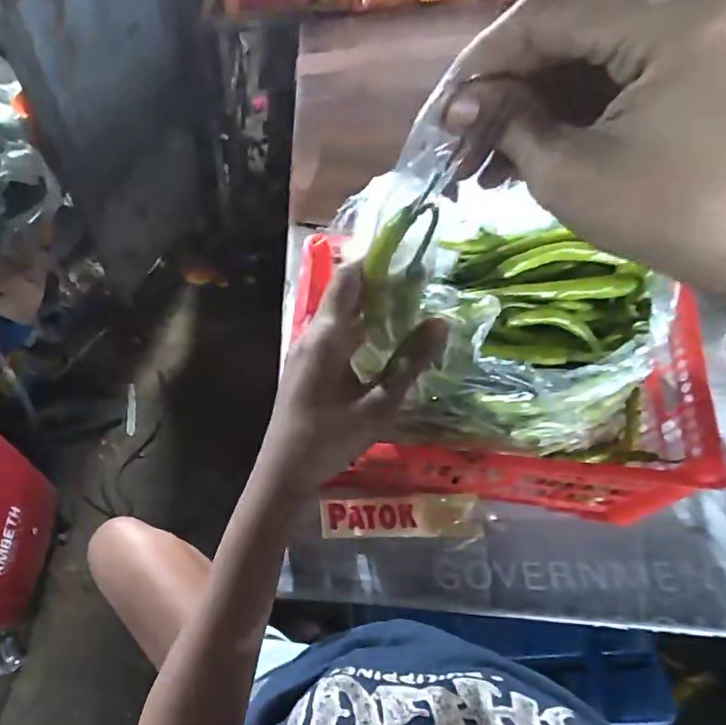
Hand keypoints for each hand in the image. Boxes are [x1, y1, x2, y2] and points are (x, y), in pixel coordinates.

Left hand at [259, 262, 446, 492]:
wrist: (283, 472)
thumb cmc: (328, 440)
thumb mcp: (378, 405)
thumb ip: (409, 364)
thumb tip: (441, 322)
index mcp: (324, 336)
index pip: (348, 279)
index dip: (377, 260)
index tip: (410, 252)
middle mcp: (311, 336)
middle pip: (345, 296)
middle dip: (380, 284)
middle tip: (421, 281)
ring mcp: (305, 353)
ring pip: (341, 318)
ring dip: (371, 309)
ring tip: (411, 306)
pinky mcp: (306, 369)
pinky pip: (335, 337)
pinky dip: (360, 331)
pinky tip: (384, 342)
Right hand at [441, 0, 725, 296]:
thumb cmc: (671, 219)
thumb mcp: (572, 174)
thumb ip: (512, 124)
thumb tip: (460, 105)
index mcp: (679, 13)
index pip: (550, 12)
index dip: (483, 62)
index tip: (442, 113)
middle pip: (573, 24)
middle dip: (506, 87)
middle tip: (459, 143)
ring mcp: (713, 21)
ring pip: (593, 48)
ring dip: (534, 102)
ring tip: (484, 161)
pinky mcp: (712, 53)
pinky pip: (624, 66)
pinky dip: (574, 106)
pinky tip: (529, 149)